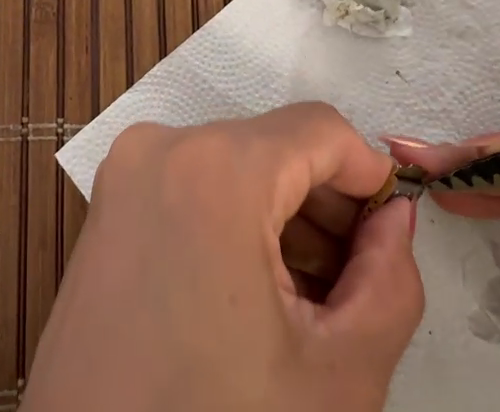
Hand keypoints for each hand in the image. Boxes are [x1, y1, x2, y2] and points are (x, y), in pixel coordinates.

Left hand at [23, 103, 423, 411]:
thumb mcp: (337, 371)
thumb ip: (391, 280)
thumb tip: (394, 220)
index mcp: (216, 170)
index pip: (322, 129)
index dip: (369, 177)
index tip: (387, 236)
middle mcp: (159, 149)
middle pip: (276, 147)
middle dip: (325, 208)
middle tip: (349, 287)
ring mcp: (123, 176)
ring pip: (235, 167)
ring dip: (282, 220)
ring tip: (302, 305)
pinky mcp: (106, 207)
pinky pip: (192, 187)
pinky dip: (233, 224)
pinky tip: (249, 297)